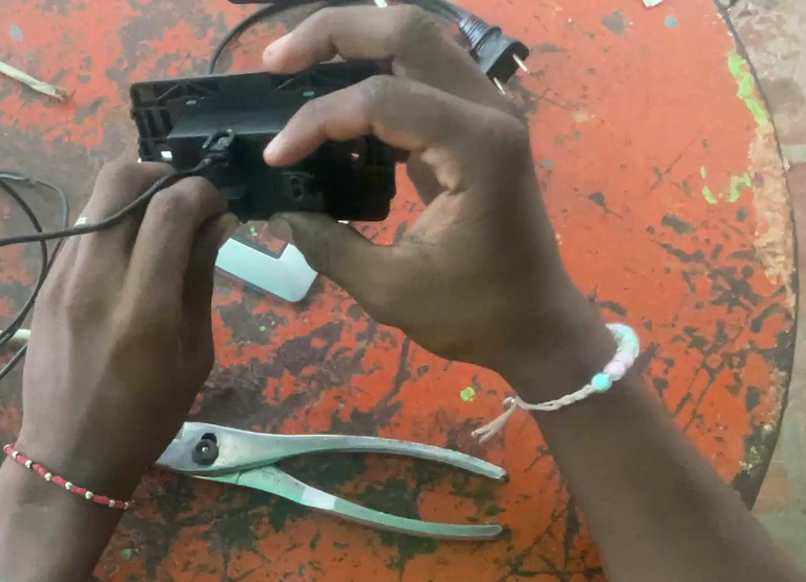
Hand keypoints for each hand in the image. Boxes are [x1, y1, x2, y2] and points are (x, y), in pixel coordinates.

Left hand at [15, 162, 236, 496]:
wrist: (71, 454)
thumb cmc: (146, 419)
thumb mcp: (194, 359)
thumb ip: (201, 284)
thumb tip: (215, 226)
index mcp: (145, 306)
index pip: (171, 207)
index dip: (202, 191)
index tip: (217, 206)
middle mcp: (97, 278)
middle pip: (121, 177)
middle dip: (162, 175)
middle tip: (183, 204)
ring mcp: (62, 278)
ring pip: (96, 198)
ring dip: (133, 198)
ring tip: (157, 230)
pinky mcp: (45, 286)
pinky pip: (80, 232)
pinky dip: (110, 226)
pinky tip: (127, 257)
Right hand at [261, 7, 612, 395]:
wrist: (532, 324)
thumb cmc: (469, 314)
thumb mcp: (388, 289)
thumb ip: (329, 245)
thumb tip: (281, 213)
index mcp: (475, 146)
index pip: (379, 100)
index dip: (316, 122)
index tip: (274, 159)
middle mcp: (488, 109)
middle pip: (406, 31)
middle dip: (333, 33)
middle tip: (274, 62)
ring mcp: (487, 113)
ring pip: (418, 42)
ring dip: (355, 43)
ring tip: (296, 69)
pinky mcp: (475, 129)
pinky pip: (423, 79)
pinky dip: (376, 79)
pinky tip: (338, 106)